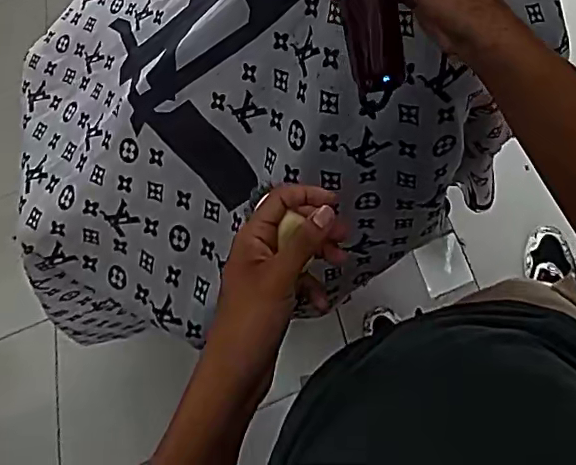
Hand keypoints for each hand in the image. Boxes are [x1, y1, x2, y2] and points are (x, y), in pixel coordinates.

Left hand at [209, 186, 348, 368]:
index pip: (279, 200)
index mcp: (251, 240)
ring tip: (338, 259)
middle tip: (341, 232)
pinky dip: (313, 283)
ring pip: (299, 248)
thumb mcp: (280, 276)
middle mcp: (257, 253)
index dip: (307, 196)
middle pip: (293, 222)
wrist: (234, 378)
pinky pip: (300, 276)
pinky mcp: (275, 294)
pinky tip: (319, 298)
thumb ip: (304, 240)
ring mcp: (266, 274)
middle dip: (319, 226)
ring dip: (320, 252)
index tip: (331, 202)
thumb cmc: (243, 330)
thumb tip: (323, 212)